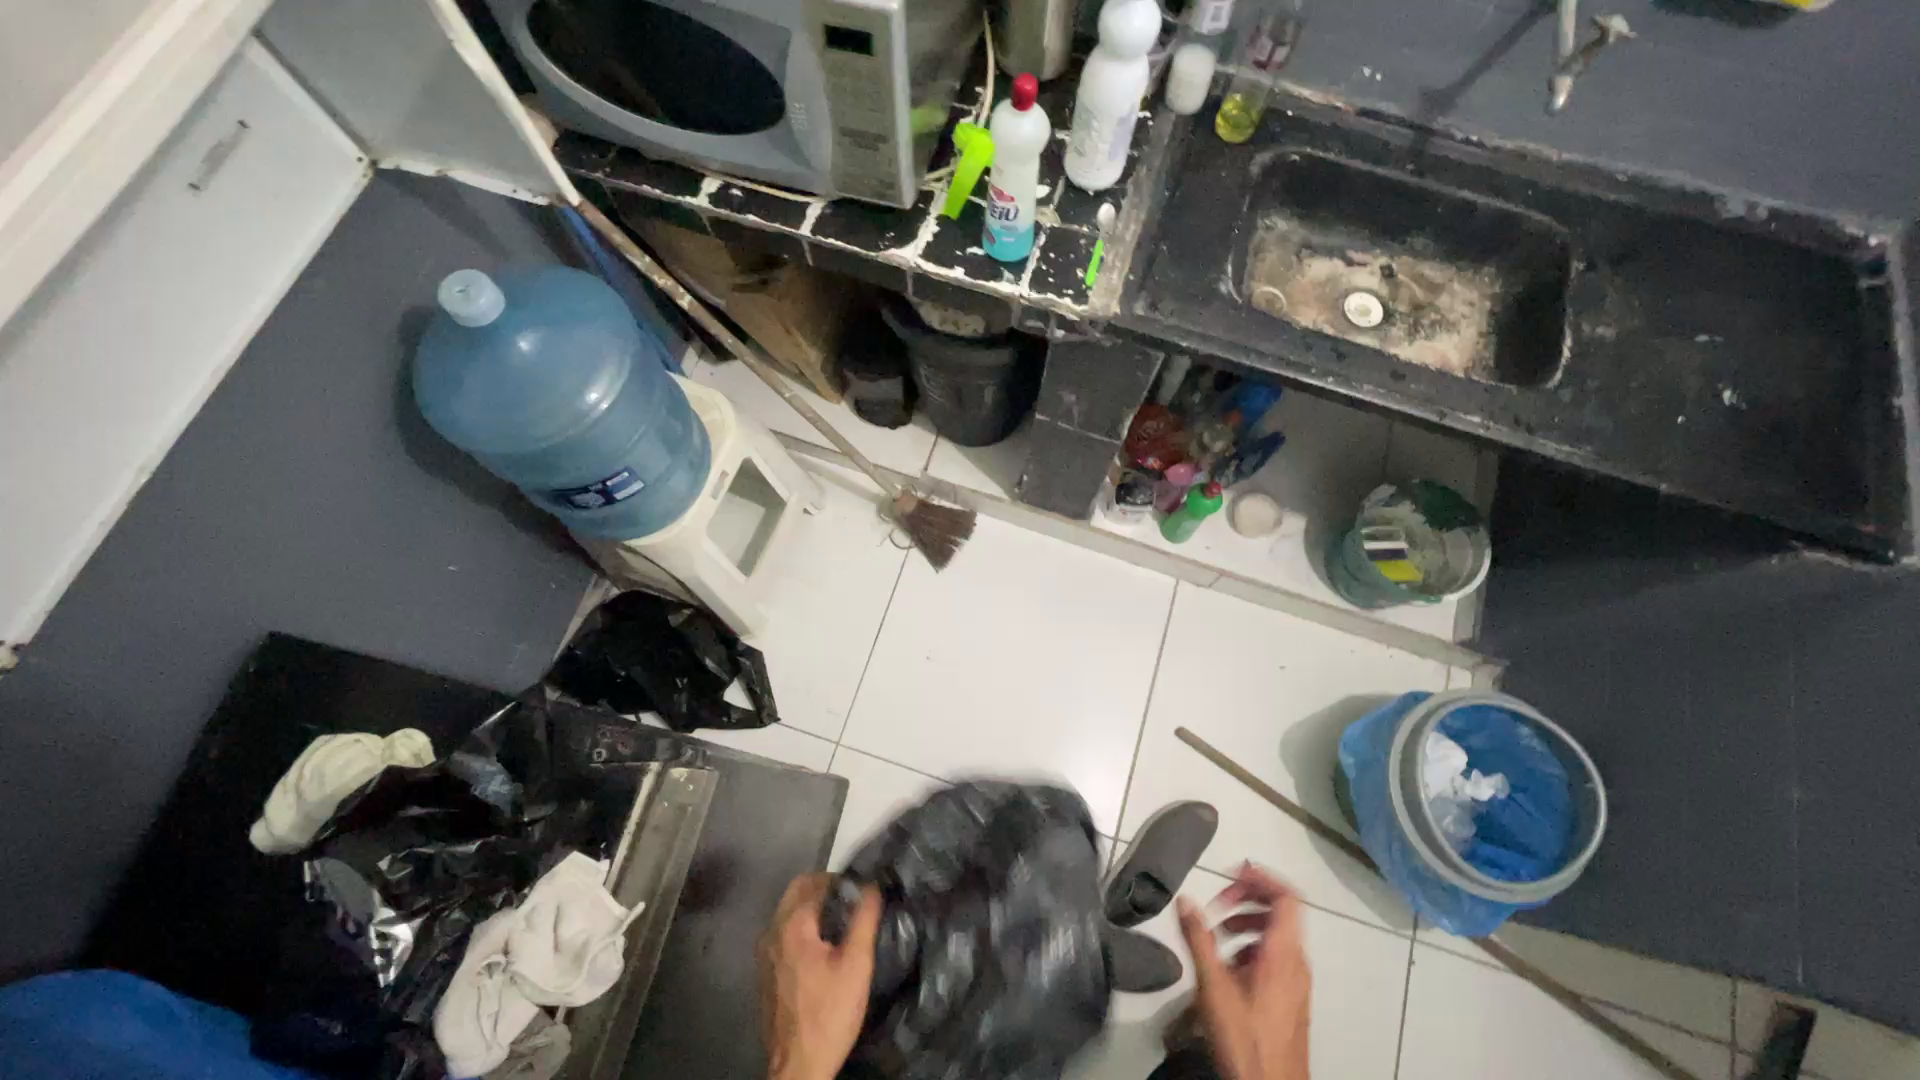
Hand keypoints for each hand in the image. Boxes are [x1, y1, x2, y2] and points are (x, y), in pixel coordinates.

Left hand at [760, 873, 880, 1079]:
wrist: (798, 1065)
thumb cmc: (830, 1013)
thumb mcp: (857, 965)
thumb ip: (864, 920)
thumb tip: (872, 886)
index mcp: (792, 925)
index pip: (816, 882)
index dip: (842, 881)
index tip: (863, 891)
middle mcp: (771, 931)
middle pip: (797, 890)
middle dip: (825, 888)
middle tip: (852, 903)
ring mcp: (764, 952)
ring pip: (788, 911)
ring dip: (812, 907)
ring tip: (841, 924)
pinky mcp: (764, 970)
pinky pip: (783, 932)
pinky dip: (802, 927)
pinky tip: (822, 948)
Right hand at [1175, 863, 1312, 1079]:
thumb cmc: (1244, 1038)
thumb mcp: (1214, 987)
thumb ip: (1199, 939)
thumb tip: (1185, 900)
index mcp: (1283, 953)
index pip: (1286, 897)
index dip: (1262, 877)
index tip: (1232, 872)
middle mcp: (1297, 961)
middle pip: (1282, 911)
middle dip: (1248, 898)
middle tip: (1217, 905)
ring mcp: (1297, 981)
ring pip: (1278, 934)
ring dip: (1247, 923)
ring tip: (1216, 934)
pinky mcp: (1291, 997)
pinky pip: (1276, 955)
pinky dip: (1252, 946)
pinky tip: (1228, 966)